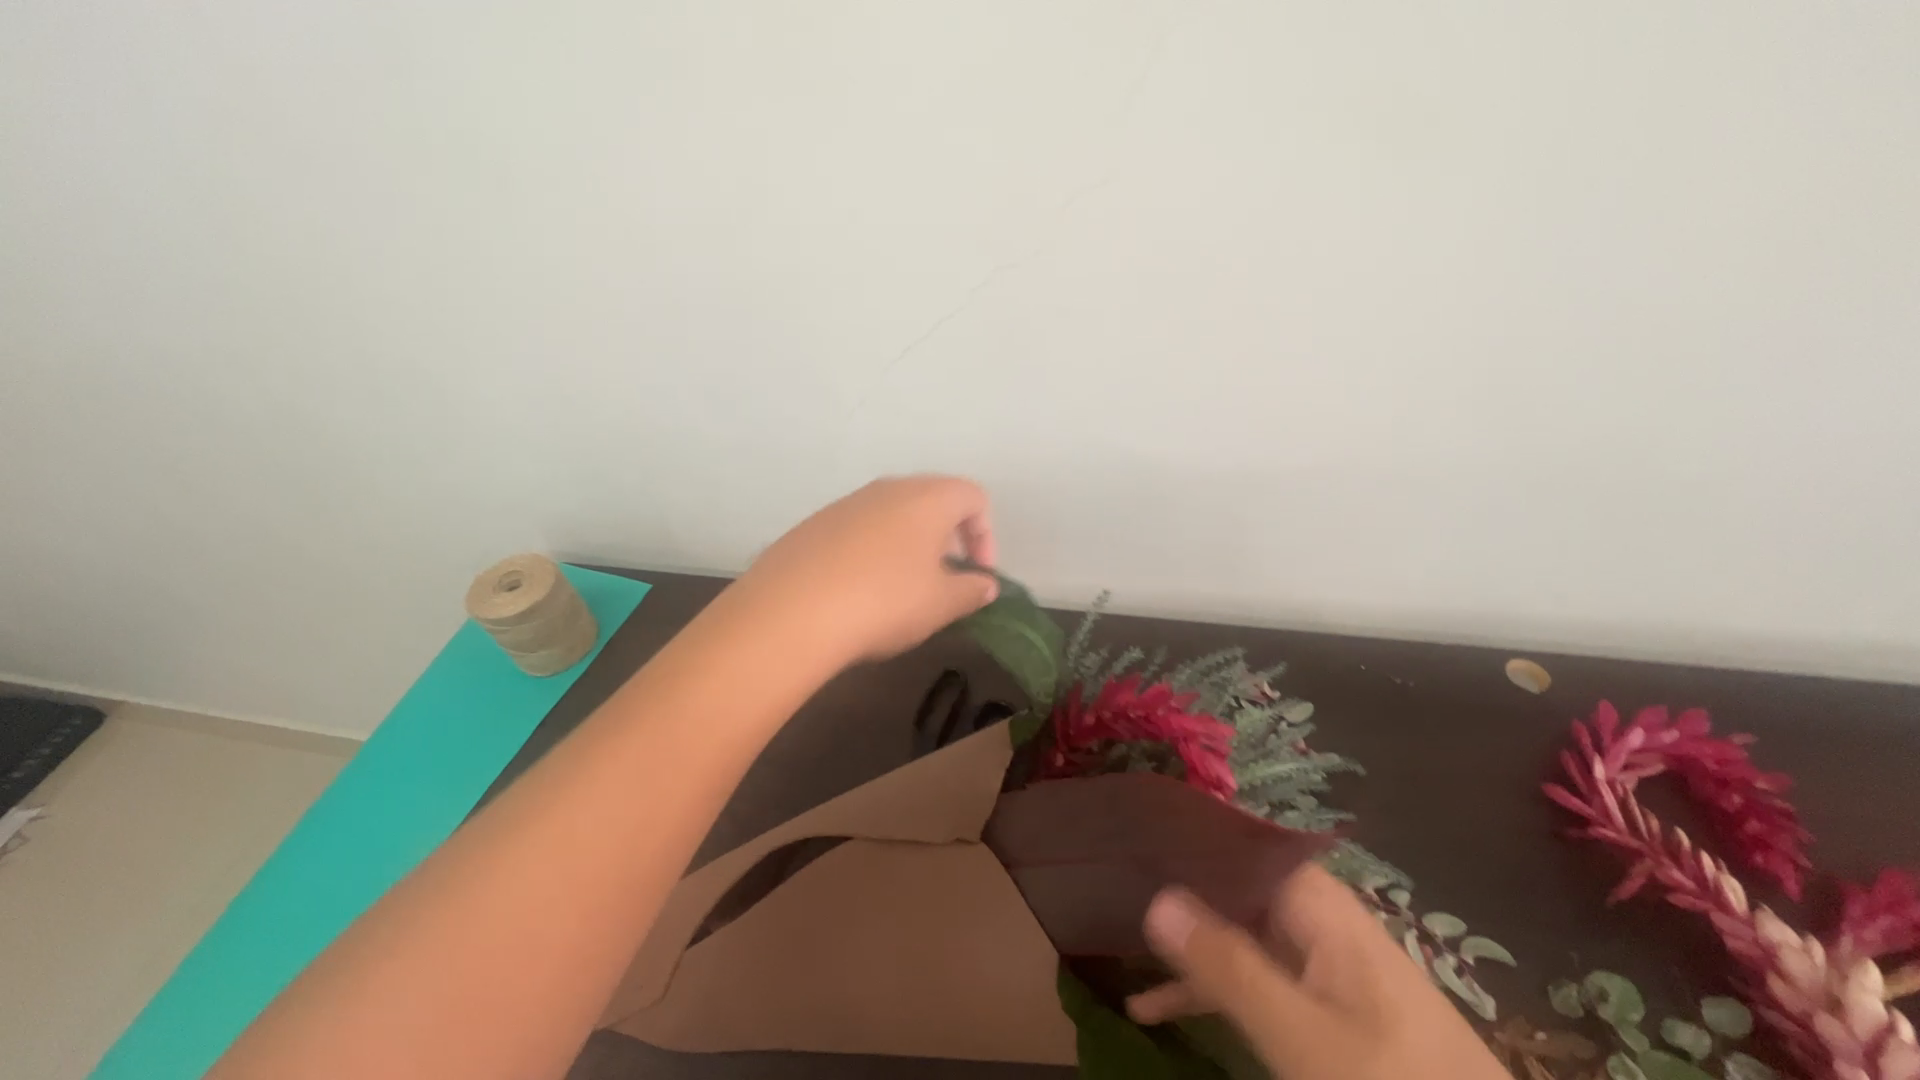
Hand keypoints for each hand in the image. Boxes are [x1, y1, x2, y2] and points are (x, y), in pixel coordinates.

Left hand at [732, 475, 998, 664]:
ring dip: (907, 546)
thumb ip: (972, 590)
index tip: (978, 576)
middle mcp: (887, 489)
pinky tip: (858, 593)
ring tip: (901, 591)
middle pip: (931, 500)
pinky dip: (870, 554)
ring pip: (891, 515)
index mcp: (928, 498)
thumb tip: (984, 584)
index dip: (985, 536)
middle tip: (944, 580)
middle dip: (946, 539)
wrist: (791, 611)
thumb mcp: (941, 605)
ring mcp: (845, 504)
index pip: (973, 497)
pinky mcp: (812, 526)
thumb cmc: (884, 602)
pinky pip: (856, 532)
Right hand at [1132, 867, 1508, 1079]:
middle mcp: (1321, 925)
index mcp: (1322, 909)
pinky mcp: (1327, 1010)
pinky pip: (1258, 983)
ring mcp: (1324, 969)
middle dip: (1178, 893)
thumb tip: (1157, 897)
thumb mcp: (1300, 1034)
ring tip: (1119, 951)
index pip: (1247, 848)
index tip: (1134, 838)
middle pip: (1238, 891)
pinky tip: (1158, 1010)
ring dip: (1186, 950)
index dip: (1192, 839)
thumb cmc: (1387, 1078)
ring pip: (1240, 939)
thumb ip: (1228, 968)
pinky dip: (1212, 992)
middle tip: (1110, 889)